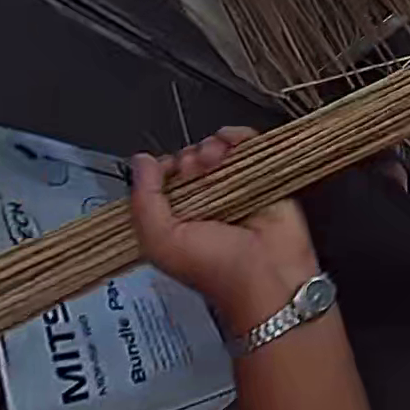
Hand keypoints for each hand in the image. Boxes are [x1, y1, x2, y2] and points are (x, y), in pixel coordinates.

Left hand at [130, 127, 319, 334]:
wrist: (268, 274)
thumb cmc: (216, 267)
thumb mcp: (163, 242)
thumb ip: (144, 201)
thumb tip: (141, 160)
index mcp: (179, 216)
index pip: (166, 177)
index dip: (165, 167)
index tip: (171, 172)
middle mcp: (207, 199)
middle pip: (192, 158)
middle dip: (190, 156)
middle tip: (196, 169)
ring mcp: (236, 186)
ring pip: (219, 148)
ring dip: (213, 144)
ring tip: (216, 159)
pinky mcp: (265, 175)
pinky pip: (250, 144)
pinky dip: (239, 136)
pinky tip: (234, 142)